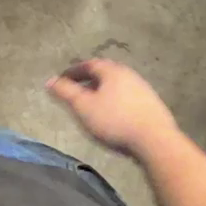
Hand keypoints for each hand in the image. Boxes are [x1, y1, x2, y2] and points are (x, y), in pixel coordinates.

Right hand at [46, 58, 182, 159]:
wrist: (156, 141)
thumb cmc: (115, 121)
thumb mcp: (83, 106)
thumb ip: (65, 92)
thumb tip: (49, 80)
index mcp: (112, 71)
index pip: (88, 64)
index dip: (73, 71)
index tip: (62, 79)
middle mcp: (129, 74)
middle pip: (104, 73)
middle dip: (88, 80)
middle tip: (76, 89)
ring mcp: (143, 89)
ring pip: (117, 85)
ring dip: (103, 91)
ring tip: (92, 103)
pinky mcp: (152, 105)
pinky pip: (127, 96)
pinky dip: (115, 100)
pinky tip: (113, 114)